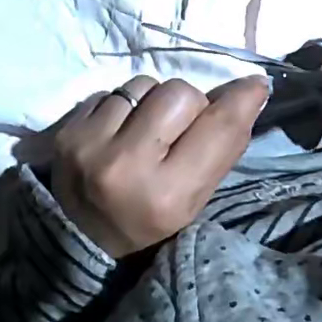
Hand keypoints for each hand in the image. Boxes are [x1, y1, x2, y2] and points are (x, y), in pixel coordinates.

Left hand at [51, 75, 268, 256]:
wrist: (78, 237)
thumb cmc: (148, 220)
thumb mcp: (194, 198)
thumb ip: (222, 146)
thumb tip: (252, 89)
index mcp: (168, 196)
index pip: (217, 128)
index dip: (240, 101)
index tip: (254, 85)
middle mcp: (128, 166)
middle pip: (181, 93)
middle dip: (188, 104)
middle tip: (178, 129)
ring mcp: (91, 145)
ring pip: (144, 84)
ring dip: (152, 100)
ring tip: (144, 129)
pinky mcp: (67, 131)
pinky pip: (111, 91)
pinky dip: (122, 105)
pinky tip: (117, 130)